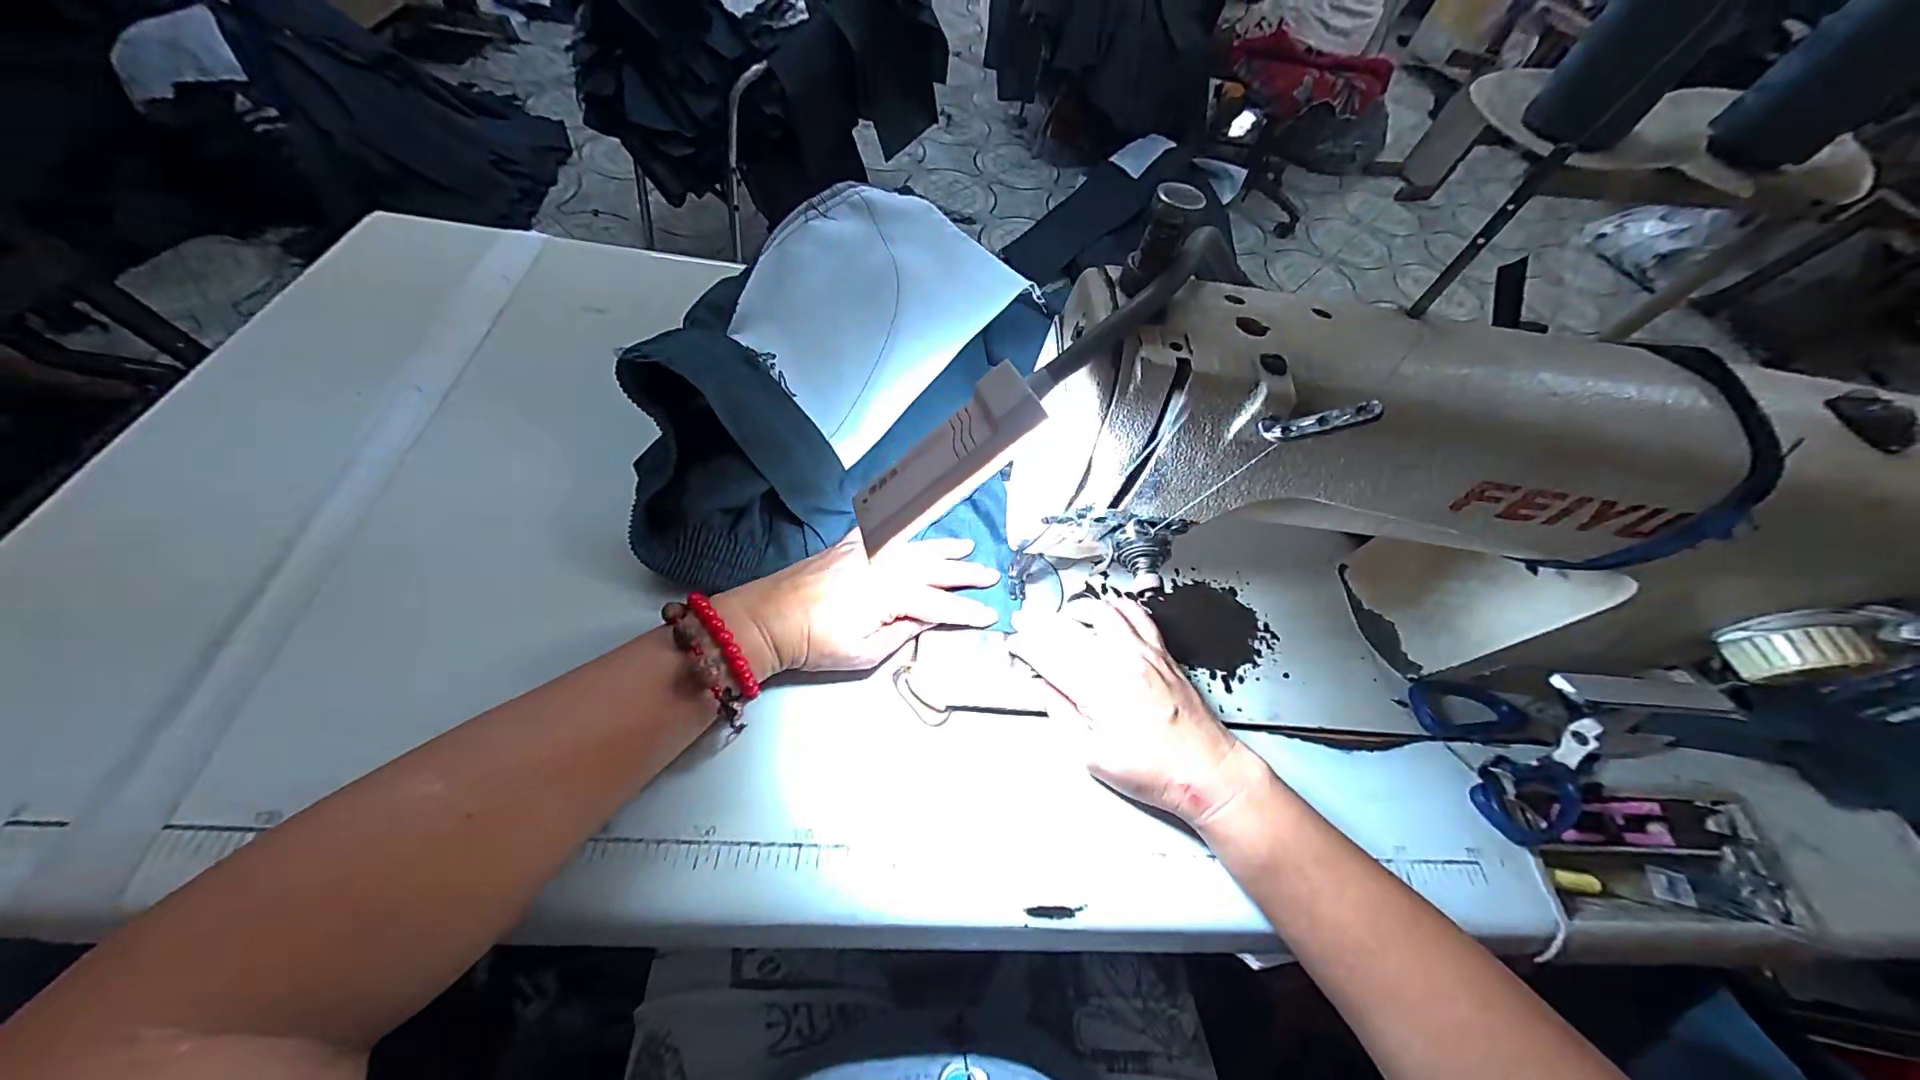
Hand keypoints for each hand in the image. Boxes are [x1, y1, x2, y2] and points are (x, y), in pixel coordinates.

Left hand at [716, 531, 999, 675]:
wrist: (770, 616)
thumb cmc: (814, 642)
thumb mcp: (863, 653)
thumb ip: (900, 634)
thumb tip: (924, 620)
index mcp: (891, 594)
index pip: (940, 604)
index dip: (966, 611)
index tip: (990, 614)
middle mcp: (885, 564)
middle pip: (934, 569)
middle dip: (965, 573)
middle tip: (989, 575)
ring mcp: (868, 550)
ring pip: (916, 547)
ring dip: (943, 548)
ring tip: (966, 547)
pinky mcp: (851, 545)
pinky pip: (886, 532)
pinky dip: (906, 530)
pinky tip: (915, 531)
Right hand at [1008, 595, 1275, 825]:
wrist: (1206, 770)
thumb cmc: (1155, 770)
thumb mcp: (1091, 753)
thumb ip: (1062, 713)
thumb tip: (1045, 688)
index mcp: (1097, 688)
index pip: (1046, 652)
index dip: (1023, 645)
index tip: (1013, 644)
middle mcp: (1120, 661)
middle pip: (1068, 626)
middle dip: (1039, 623)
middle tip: (1026, 624)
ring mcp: (1144, 652)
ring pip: (1101, 610)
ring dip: (1074, 609)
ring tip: (1062, 616)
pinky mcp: (1162, 652)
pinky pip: (1135, 613)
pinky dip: (1114, 606)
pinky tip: (1106, 611)